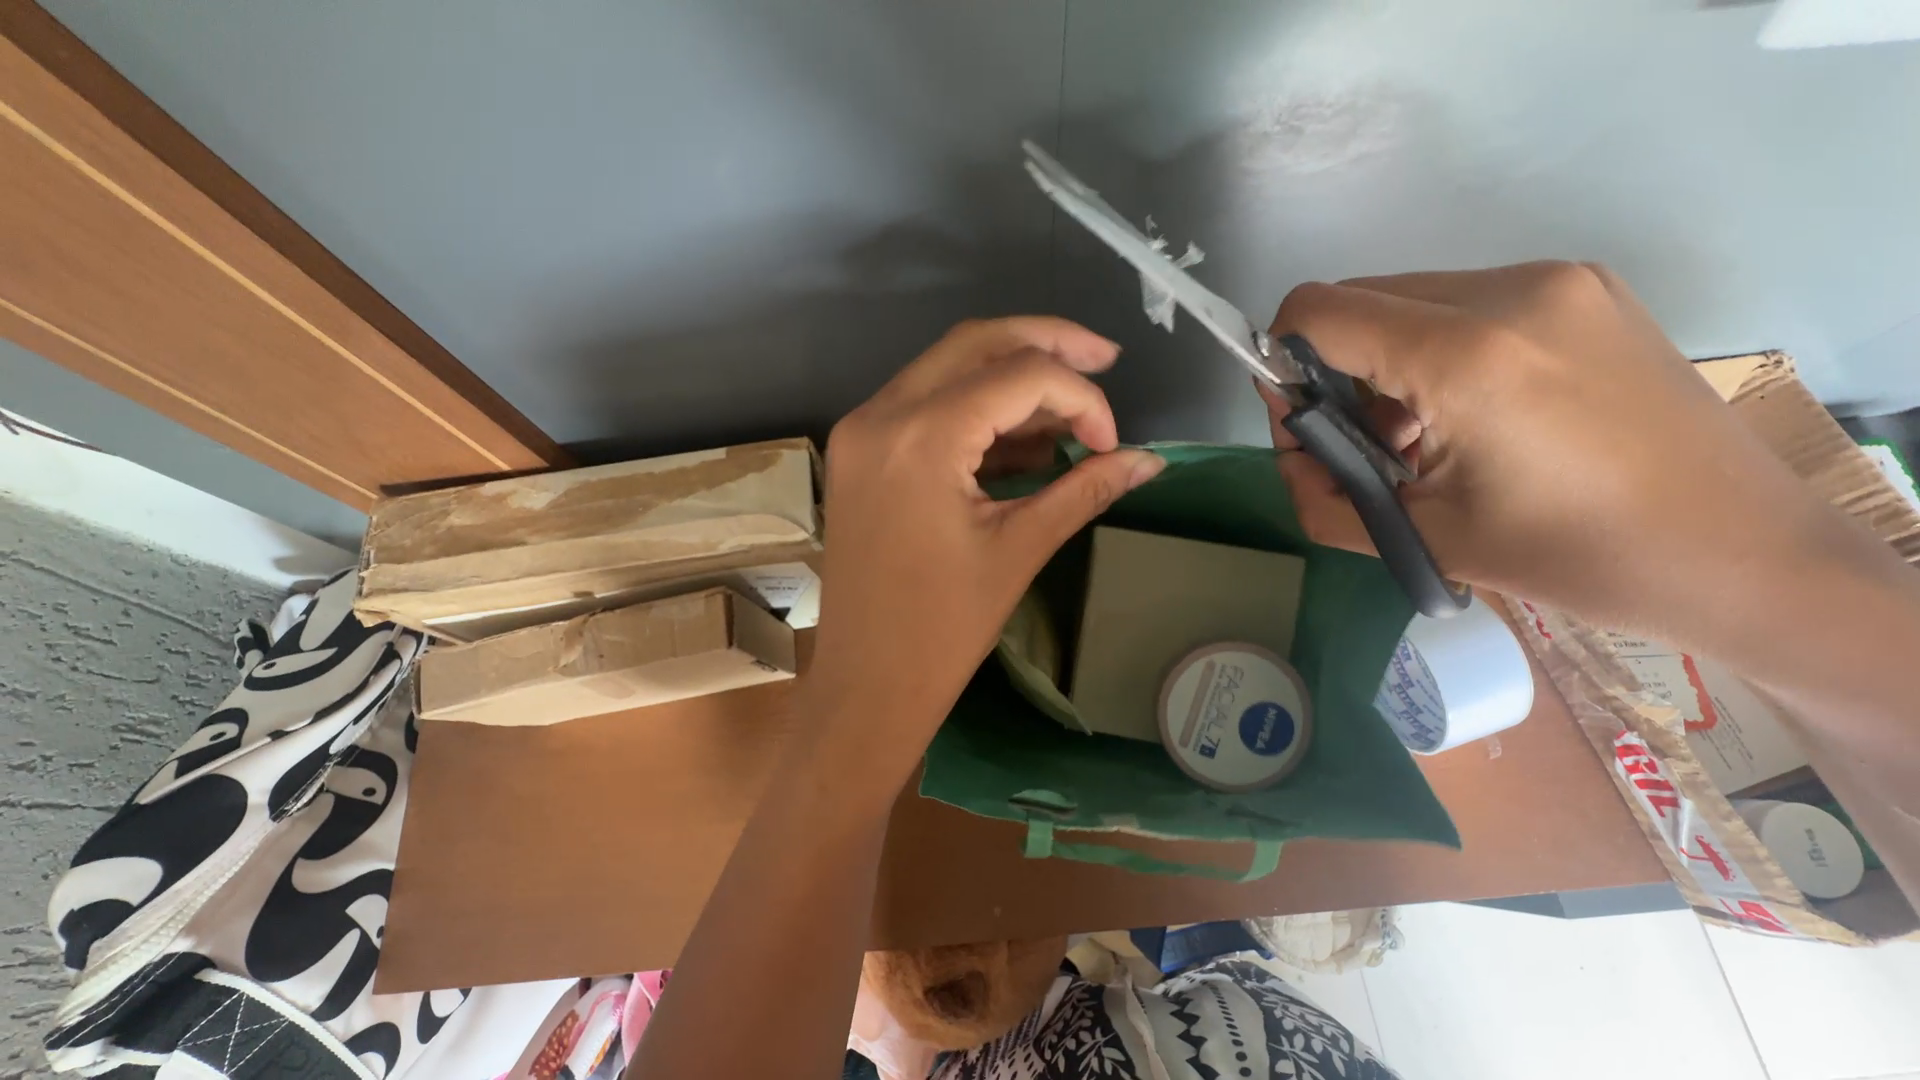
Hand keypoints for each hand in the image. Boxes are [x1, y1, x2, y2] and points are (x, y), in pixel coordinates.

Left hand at [808, 317, 1163, 750]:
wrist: (866, 684)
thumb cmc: (943, 629)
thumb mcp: (1020, 550)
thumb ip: (1085, 489)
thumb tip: (1149, 460)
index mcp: (921, 437)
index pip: (1019, 376)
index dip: (1081, 397)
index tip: (1111, 443)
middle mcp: (881, 415)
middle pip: (976, 344)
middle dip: (1046, 344)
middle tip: (1104, 359)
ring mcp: (862, 432)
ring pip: (946, 368)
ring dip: (1010, 376)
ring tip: (1070, 411)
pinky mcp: (859, 454)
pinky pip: (923, 405)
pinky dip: (974, 409)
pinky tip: (1023, 437)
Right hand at [1261, 260, 1849, 633]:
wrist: (1744, 556)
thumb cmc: (1578, 560)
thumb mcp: (1420, 537)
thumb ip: (1321, 493)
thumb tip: (1291, 448)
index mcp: (1466, 354)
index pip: (1318, 310)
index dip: (1282, 360)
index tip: (1301, 421)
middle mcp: (1511, 290)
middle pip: (1360, 299)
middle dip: (1338, 369)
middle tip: (1369, 446)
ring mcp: (1559, 281)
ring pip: (1412, 298)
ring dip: (1389, 362)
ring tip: (1431, 438)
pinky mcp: (1589, 290)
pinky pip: (1468, 302)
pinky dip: (1440, 350)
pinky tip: (1480, 415)